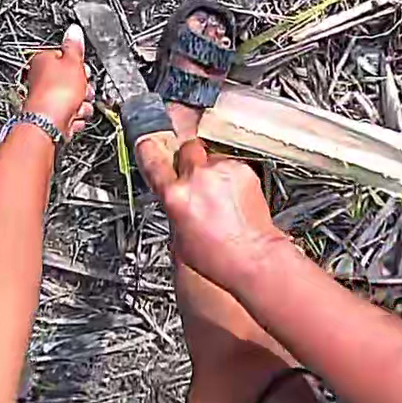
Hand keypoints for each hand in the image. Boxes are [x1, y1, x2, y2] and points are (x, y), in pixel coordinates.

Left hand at [23, 24, 93, 136]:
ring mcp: (47, 99)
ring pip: (74, 99)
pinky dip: (76, 116)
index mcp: (43, 61)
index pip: (66, 57)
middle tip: (83, 88)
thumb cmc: (57, 93)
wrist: (50, 123)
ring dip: (82, 103)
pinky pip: (71, 114)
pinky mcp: (53, 116)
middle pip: (72, 79)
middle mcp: (42, 79)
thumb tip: (74, 30)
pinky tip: (74, 116)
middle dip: (83, 86)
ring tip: (78, 105)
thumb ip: (74, 46)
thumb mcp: (72, 62)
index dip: (79, 64)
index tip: (83, 69)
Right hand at [135, 136, 294, 292]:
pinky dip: (230, 177)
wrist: (254, 258)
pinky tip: (233, 198)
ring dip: (211, 172)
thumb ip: (173, 206)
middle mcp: (197, 176)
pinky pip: (229, 165)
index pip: (151, 158)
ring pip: (209, 157)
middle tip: (194, 181)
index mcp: (175, 195)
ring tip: (219, 196)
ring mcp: (221, 170)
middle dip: (187, 161)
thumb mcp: (178, 237)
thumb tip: (173, 196)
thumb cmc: (218, 256)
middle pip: (185, 149)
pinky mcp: (242, 169)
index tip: (147, 144)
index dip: (148, 149)